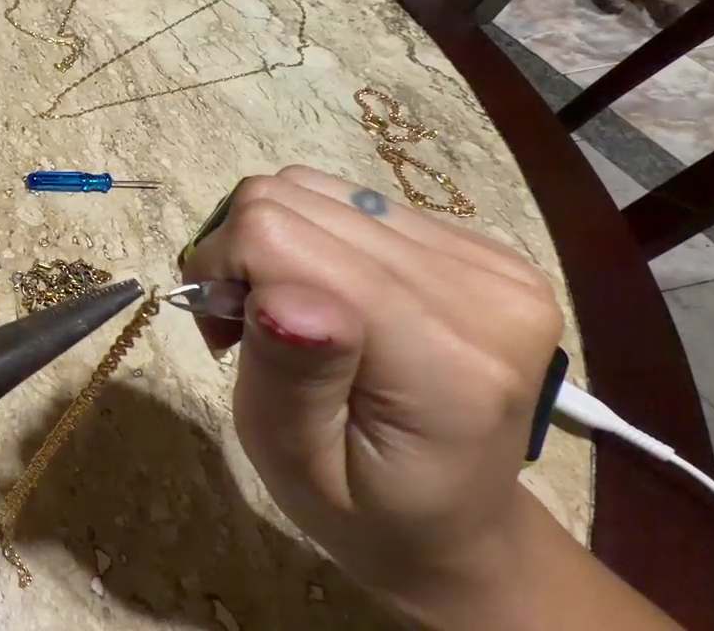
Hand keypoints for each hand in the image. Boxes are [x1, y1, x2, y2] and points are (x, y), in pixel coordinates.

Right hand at [180, 166, 565, 620]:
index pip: (280, 236)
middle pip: (291, 198)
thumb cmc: (359, 505)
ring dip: (271, 239)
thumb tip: (279, 297)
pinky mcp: (480, 247)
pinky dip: (309, 237)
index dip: (222, 267)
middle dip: (239, 252)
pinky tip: (321, 293)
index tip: (222, 331)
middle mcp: (482, 291)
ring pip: (313, 187)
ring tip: (280, 309)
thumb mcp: (294, 461)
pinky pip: (348, 199)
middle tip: (243, 324)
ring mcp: (491, 262)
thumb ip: (290, 376)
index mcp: (443, 359)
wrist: (456, 525)